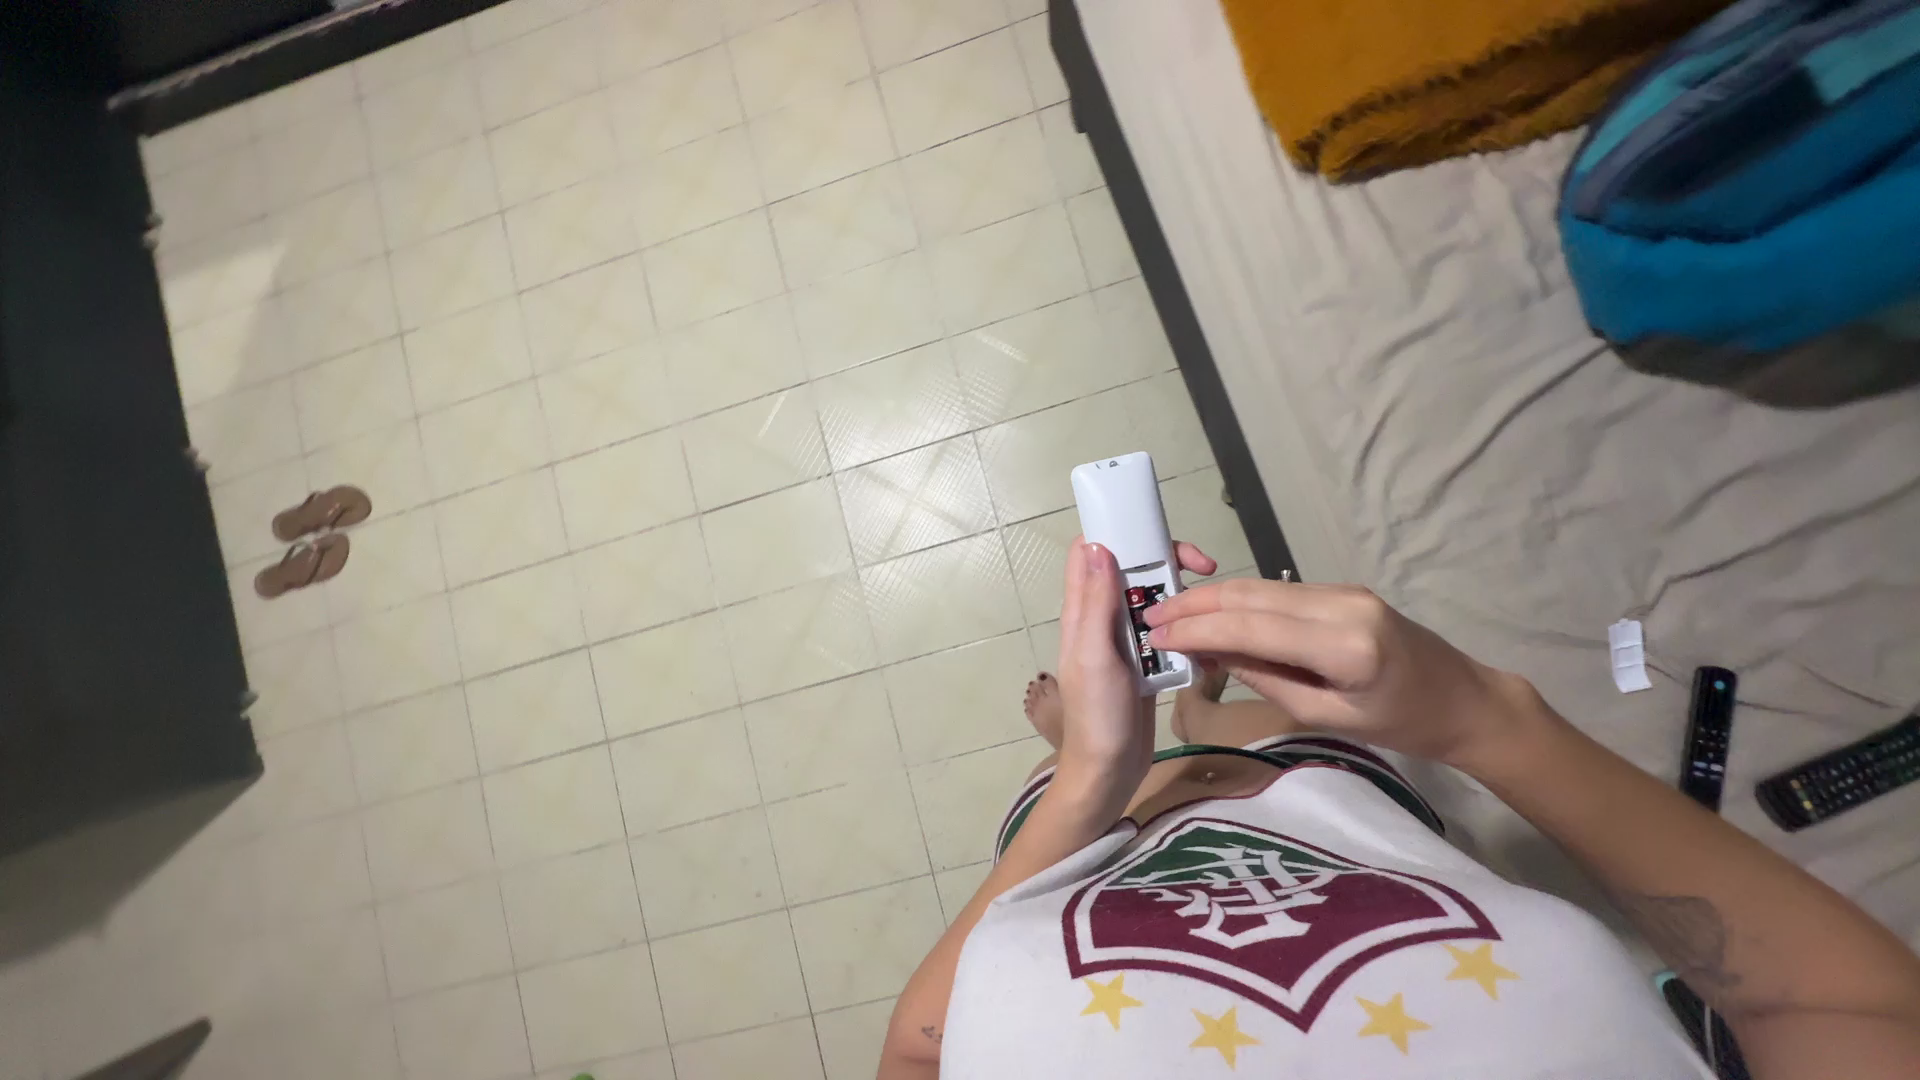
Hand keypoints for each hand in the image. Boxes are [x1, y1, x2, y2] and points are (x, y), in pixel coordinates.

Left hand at [1054, 538, 1216, 794]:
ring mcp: (1124, 639)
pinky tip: (1208, 635)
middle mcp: (1100, 619)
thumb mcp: (1094, 654)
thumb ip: (1095, 603)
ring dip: (1178, 594)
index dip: (1121, 534)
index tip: (1159, 537)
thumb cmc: (1097, 714)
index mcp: (1081, 612)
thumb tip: (1098, 545)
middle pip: (1130, 570)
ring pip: (1150, 599)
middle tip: (1205, 568)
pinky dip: (1184, 626)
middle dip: (1165, 560)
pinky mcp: (1145, 660)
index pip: (1091, 552)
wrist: (1110, 769)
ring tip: (1210, 604)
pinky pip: (1165, 630)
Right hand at [1143, 580, 1534, 767]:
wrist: (1465, 699)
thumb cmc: (1402, 724)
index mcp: (1344, 645)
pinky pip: (1276, 591)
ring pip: (1258, 586)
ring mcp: (1341, 590)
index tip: (1157, 633)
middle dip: (1194, 604)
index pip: (1252, 627)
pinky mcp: (1340, 589)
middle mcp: (1340, 604)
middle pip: (1249, 595)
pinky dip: (1237, 601)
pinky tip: (1213, 613)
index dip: (1198, 628)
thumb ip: (1267, 679)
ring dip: (1210, 598)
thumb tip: (1210, 653)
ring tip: (1171, 613)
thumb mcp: (1328, 717)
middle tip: (1150, 616)